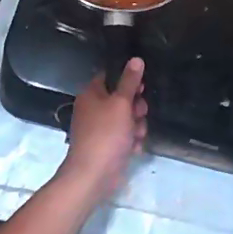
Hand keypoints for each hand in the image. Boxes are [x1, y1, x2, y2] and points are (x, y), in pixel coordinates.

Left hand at [63, 57, 147, 200]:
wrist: (93, 175)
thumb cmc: (106, 134)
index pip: (110, 77)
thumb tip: (136, 59)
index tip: (141, 88)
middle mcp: (93, 109)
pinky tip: (133, 148)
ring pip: (127, 118)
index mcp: (91, 95)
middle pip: (122, 99)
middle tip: (139, 114)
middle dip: (136, 108)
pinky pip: (125, 136)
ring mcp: (99, 128)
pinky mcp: (107, 145)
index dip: (128, 80)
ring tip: (135, 135)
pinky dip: (131, 141)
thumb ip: (130, 82)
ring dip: (137, 126)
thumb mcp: (121, 103)